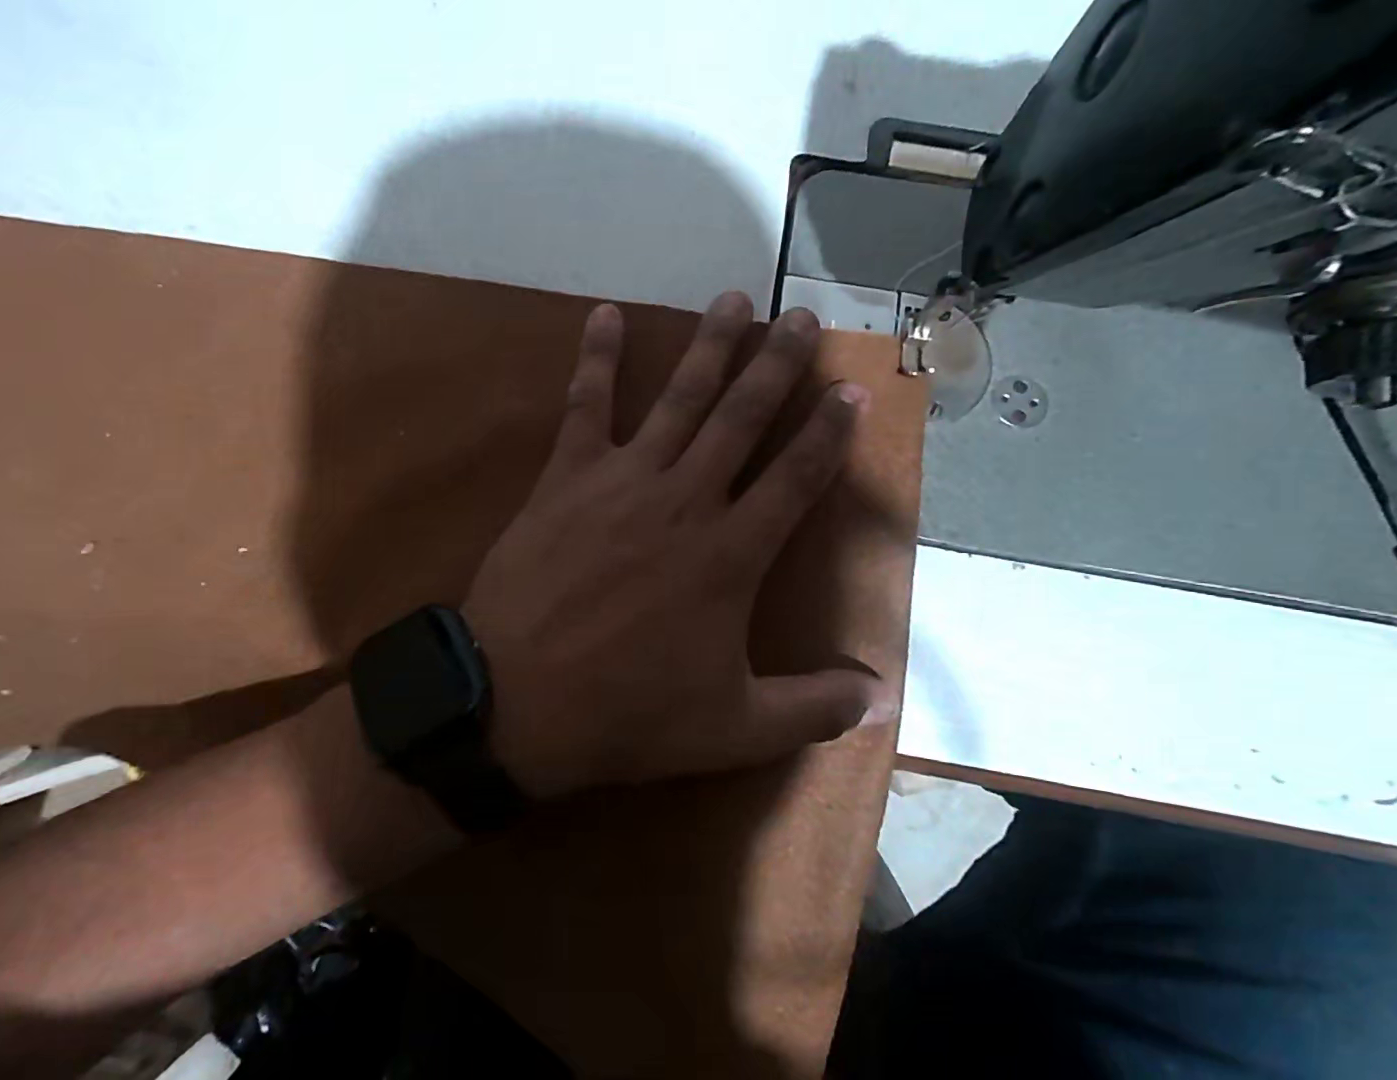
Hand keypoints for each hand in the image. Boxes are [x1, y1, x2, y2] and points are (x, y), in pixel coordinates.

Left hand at [461, 291, 892, 799]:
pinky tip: (604, 314)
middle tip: (802, 318)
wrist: (515, 705)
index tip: (851, 392)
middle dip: (777, 366)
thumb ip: (814, 710)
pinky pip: (585, 406)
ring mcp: (623, 481)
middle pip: (742, 418)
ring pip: (678, 399)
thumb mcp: (736, 729)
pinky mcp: (567, 479)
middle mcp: (686, 500)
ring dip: (710, 346)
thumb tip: (882, 700)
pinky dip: (595, 359)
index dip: (829, 434)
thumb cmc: (631, 714)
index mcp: (732, 554)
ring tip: (734, 299)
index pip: (796, 478)